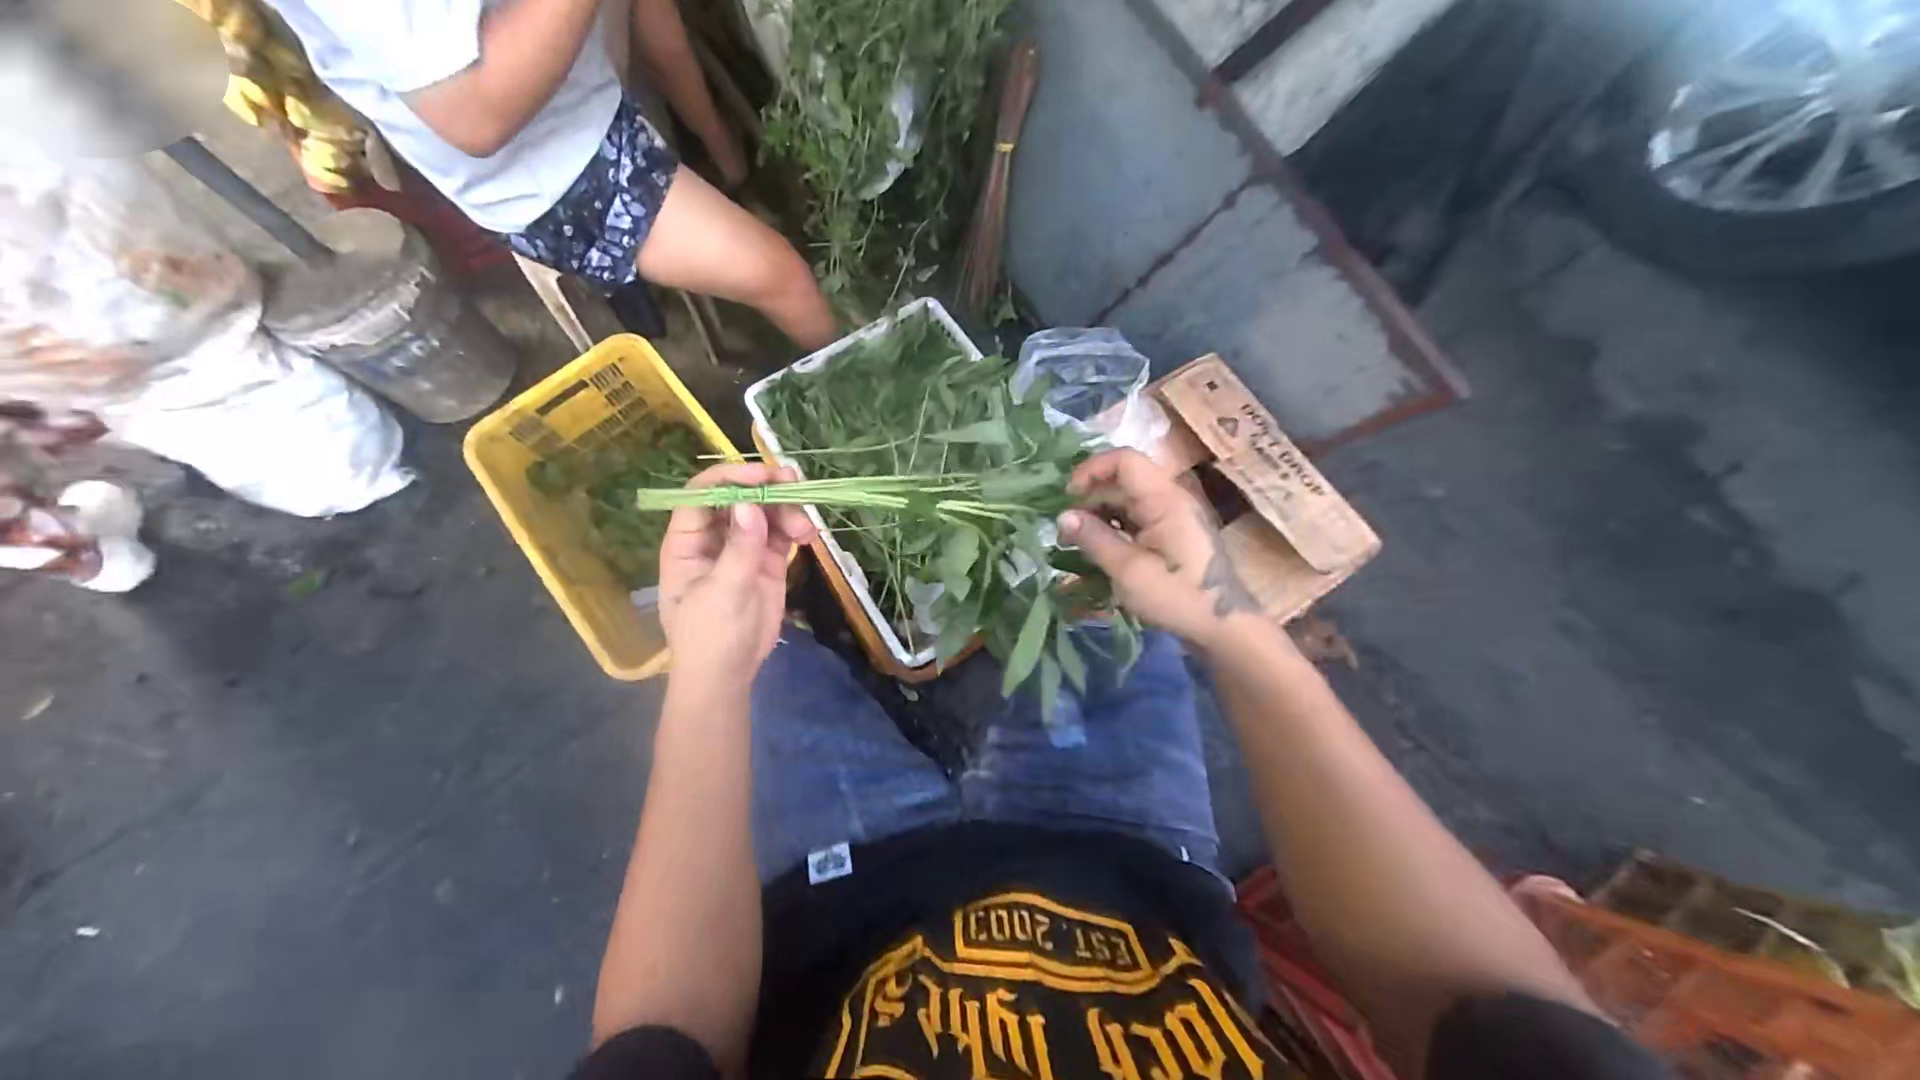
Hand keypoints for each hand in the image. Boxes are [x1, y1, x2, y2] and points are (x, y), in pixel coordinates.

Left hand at [658, 463, 816, 685]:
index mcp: (687, 541)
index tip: (763, 476)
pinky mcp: (766, 561)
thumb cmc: (710, 636)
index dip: (732, 478)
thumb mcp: (722, 592)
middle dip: (766, 489)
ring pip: (764, 511)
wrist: (728, 674)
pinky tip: (809, 535)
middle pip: (739, 496)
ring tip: (806, 529)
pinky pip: (781, 532)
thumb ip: (739, 549)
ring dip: (787, 510)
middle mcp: (713, 537)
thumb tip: (750, 505)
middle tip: (795, 486)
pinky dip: (796, 528)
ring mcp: (742, 547)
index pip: (704, 494)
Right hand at [1057, 449, 1264, 650]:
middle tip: (1066, 527)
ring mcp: (1174, 514)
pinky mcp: (1173, 531)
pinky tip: (1100, 547)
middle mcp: (1171, 498)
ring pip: (1128, 497)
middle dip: (1090, 496)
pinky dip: (1114, 524)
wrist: (1224, 626)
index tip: (1067, 497)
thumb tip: (1062, 516)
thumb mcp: (1128, 571)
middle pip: (1123, 478)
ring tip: (1078, 539)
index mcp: (1165, 500)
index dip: (1091, 469)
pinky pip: (1137, 515)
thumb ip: (1094, 539)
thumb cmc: (1177, 597)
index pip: (1124, 460)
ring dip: (1099, 512)